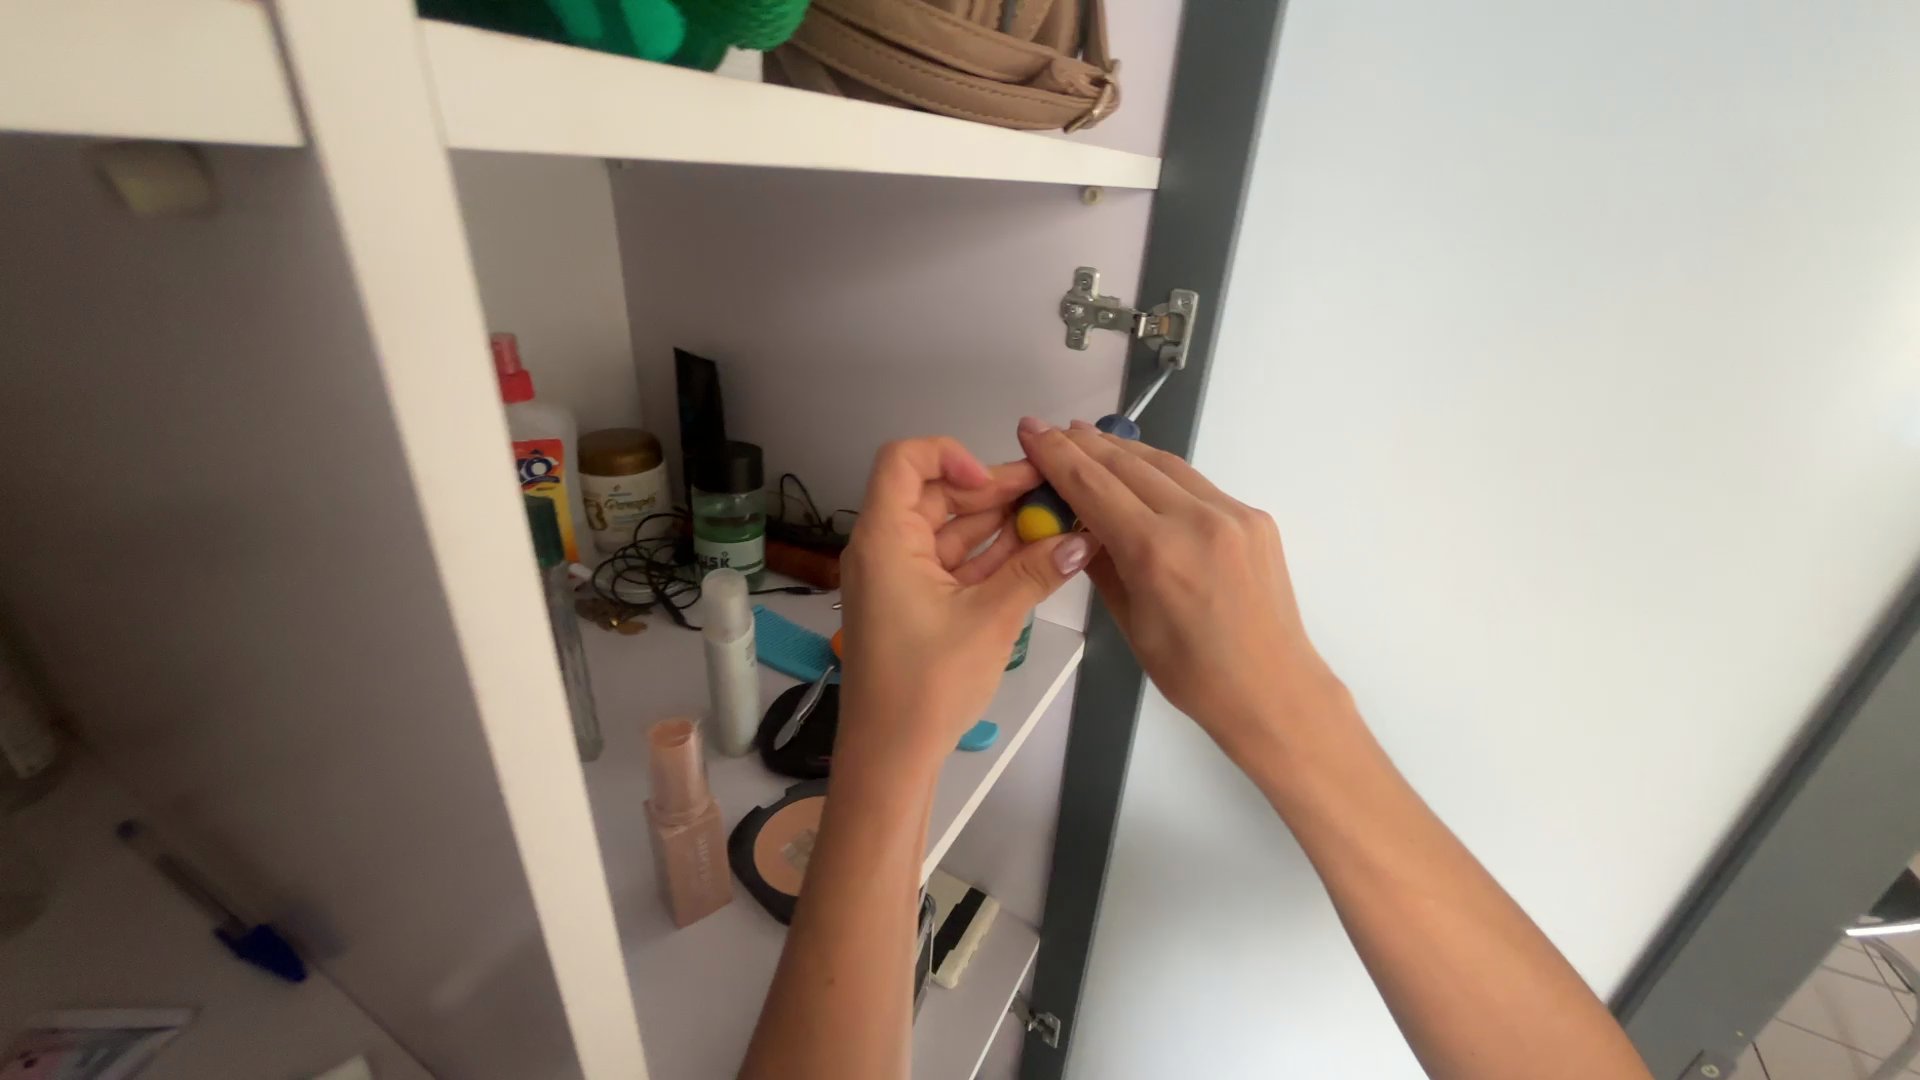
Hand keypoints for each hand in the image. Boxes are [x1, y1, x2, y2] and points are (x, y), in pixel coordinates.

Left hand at [836, 437, 1092, 772]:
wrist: (891, 756)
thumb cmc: (926, 685)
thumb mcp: (989, 621)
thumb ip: (1035, 573)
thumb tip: (1081, 541)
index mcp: (885, 539)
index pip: (903, 461)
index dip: (950, 456)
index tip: (993, 483)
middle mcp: (887, 549)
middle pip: (938, 495)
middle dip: (996, 492)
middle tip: (1052, 493)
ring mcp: (903, 577)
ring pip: (952, 531)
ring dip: (1001, 525)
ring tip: (1055, 518)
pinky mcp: (918, 603)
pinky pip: (956, 564)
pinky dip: (991, 558)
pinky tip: (1037, 552)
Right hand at [1016, 417, 1345, 762]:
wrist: (1273, 689)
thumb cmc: (1193, 674)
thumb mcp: (1129, 622)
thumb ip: (1100, 563)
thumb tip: (1073, 522)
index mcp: (1156, 553)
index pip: (1092, 487)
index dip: (1055, 455)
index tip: (1030, 431)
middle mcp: (1196, 521)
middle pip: (1126, 464)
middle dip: (1083, 443)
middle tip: (1052, 430)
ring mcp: (1231, 514)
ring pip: (1163, 464)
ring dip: (1121, 449)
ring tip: (1087, 439)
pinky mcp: (1253, 517)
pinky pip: (1194, 482)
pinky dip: (1158, 471)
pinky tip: (1138, 471)